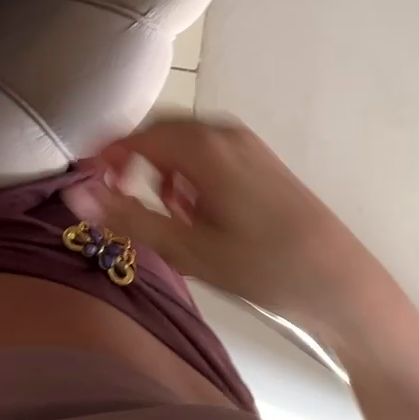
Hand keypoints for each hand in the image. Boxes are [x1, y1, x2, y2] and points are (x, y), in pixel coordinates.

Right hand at [85, 117, 394, 344]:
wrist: (345, 286)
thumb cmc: (263, 267)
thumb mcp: (187, 249)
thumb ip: (126, 218)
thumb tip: (73, 193)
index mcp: (203, 146)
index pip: (134, 136)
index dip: (104, 158)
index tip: (89, 186)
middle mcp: (223, 133)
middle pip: (157, 135)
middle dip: (133, 166)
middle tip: (123, 203)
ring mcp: (245, 144)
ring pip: (182, 145)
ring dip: (161, 174)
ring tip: (166, 217)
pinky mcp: (260, 160)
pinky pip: (207, 153)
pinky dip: (187, 176)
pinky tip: (196, 214)